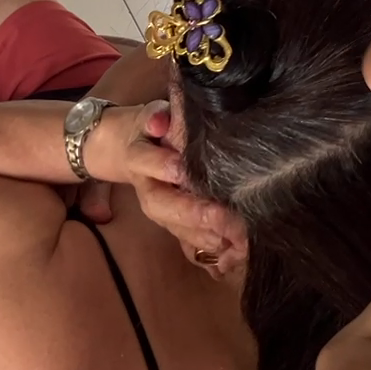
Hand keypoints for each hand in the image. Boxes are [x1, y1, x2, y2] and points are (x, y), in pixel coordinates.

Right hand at [79, 103, 247, 275]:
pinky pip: (188, 243)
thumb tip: (160, 121)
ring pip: (177, 229)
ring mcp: (161, 211)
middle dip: (192, 213)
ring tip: (235, 237)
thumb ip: (156, 116)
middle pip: (162, 206)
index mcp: (138, 158)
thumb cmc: (153, 129)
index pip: (144, 162)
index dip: (163, 167)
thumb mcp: (152, 114)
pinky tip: (232, 255)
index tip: (183, 170)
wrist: (135, 149)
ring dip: (206, 236)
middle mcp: (148, 189)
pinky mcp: (174, 225)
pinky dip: (209, 252)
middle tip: (222, 216)